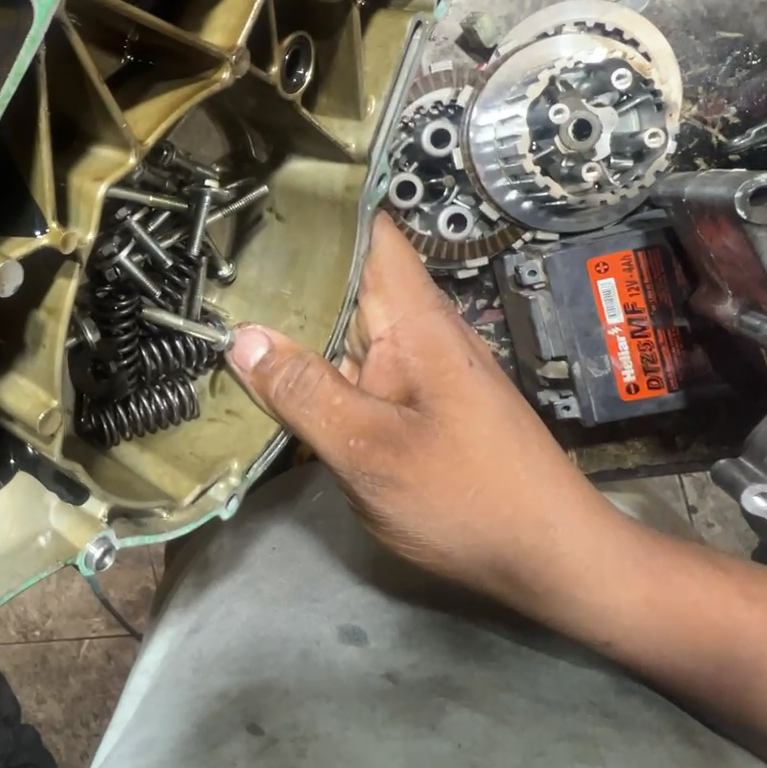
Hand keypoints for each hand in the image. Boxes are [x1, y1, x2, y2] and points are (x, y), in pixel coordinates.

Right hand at [224, 213, 624, 608]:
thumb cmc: (467, 500)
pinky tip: (272, 372)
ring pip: (346, 325)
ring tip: (226, 308)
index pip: (370, 236)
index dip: (318, 212)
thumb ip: (302, 392)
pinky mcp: (414, 400)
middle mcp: (417, 332)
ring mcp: (417, 367)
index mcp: (414, 323)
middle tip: (215, 267)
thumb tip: (241, 338)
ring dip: (295, 319)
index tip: (257, 206)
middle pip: (347, 279)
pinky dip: (314, 361)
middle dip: (285, 270)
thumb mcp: (368, 450)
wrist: (551, 561)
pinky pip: (354, 365)